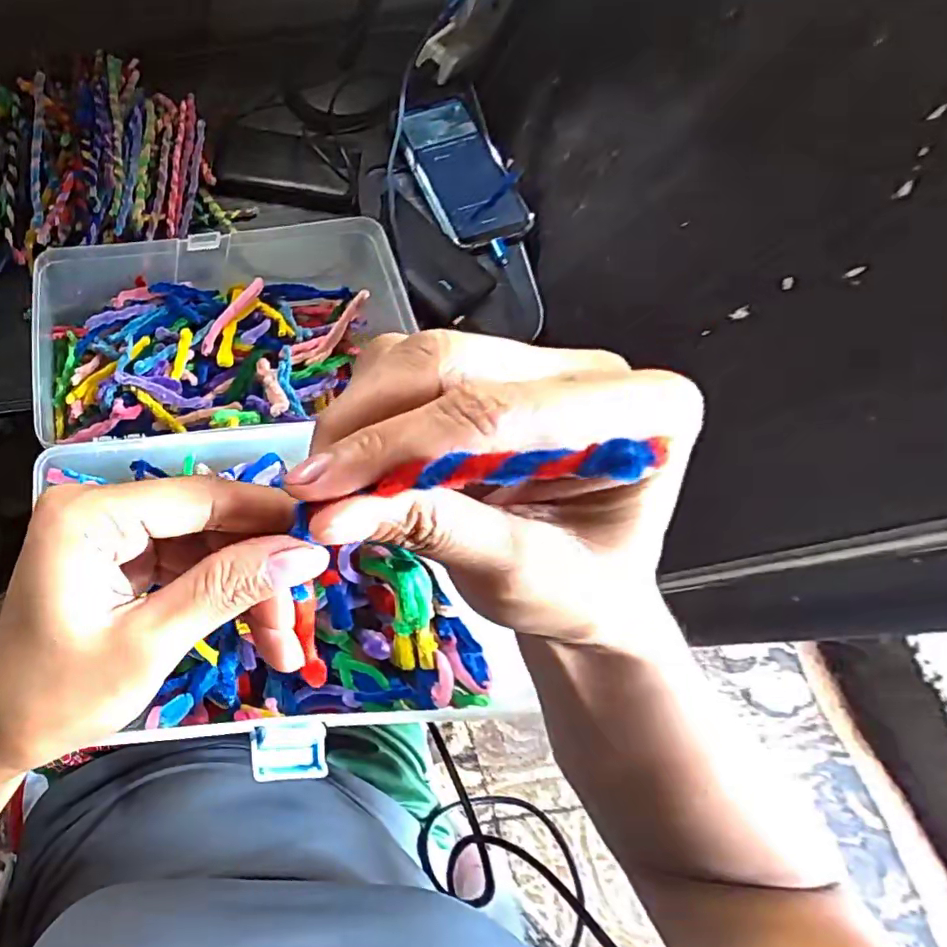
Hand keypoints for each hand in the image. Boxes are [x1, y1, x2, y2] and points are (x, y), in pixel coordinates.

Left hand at [0, 477, 328, 774]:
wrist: (4, 731)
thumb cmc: (61, 696)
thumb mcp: (149, 644)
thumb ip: (223, 589)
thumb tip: (300, 552)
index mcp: (87, 514)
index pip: (197, 497)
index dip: (265, 517)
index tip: (322, 543)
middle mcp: (93, 508)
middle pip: (201, 522)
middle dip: (255, 570)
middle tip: (298, 625)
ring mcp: (102, 533)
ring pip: (197, 546)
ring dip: (241, 589)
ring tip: (280, 645)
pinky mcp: (111, 559)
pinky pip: (177, 564)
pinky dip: (213, 595)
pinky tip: (250, 629)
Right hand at [282, 329, 703, 650]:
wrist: (577, 587)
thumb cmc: (569, 589)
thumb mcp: (512, 573)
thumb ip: (430, 530)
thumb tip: (330, 515)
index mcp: (637, 413)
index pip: (492, 410)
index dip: (393, 447)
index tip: (319, 488)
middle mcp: (579, 371)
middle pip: (443, 361)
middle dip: (362, 425)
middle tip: (310, 485)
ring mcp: (523, 364)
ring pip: (410, 357)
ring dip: (352, 416)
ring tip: (330, 481)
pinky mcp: (476, 373)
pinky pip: (398, 371)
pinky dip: (359, 415)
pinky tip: (353, 463)